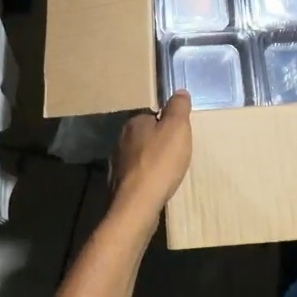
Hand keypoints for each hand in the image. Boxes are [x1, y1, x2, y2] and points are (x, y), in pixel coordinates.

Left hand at [111, 92, 192, 216]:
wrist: (138, 204)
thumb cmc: (160, 162)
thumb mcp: (177, 128)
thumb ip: (178, 108)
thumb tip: (179, 92)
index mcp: (133, 123)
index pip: (152, 116)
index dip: (167, 125)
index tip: (179, 136)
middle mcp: (120, 140)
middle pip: (145, 137)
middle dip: (158, 144)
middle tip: (176, 155)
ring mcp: (116, 164)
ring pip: (139, 157)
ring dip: (151, 162)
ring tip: (167, 173)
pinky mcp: (118, 185)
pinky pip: (135, 177)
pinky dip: (145, 179)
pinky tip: (155, 187)